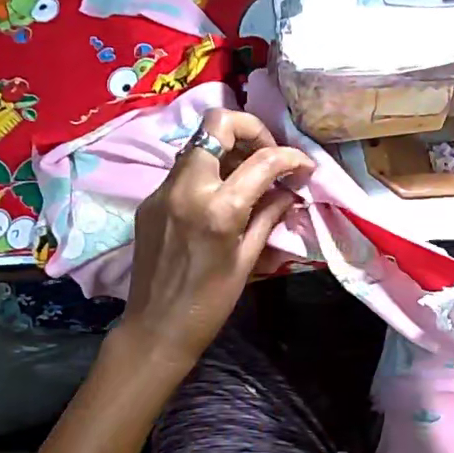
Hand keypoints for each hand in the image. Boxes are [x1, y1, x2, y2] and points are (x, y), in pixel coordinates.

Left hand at [120, 109, 313, 367]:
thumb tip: (288, 189)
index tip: (304, 167)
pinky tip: (218, 194)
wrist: (156, 328)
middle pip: (217, 124)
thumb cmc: (209, 304)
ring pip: (197, 143)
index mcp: (218, 209)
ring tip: (247, 173)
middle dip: (250, 129)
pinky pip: (182, 169)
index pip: (263, 160)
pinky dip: (206, 170)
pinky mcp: (149, 200)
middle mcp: (187, 189)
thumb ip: (268, 216)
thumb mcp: (246, 260)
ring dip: (226, 147)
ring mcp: (162, 191)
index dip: (291, 157)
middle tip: (267, 155)